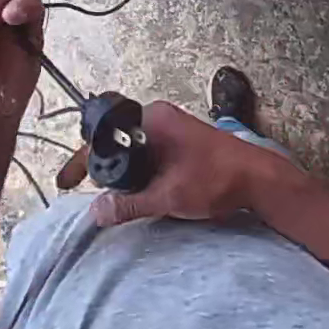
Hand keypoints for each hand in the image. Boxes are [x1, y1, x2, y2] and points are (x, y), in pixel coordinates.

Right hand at [90, 102, 284, 225]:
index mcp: (151, 119)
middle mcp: (158, 116)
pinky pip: (149, 150)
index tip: (67, 181)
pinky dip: (139, 167)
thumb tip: (96, 213)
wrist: (261, 180)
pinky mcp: (181, 137)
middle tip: (91, 190)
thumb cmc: (218, 179)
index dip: (82, 161)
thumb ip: (129, 204)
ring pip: (132, 147)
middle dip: (101, 164)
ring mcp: (171, 125)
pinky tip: (139, 187)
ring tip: (114, 193)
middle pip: (115, 140)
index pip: (103, 137)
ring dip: (122, 168)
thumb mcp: (168, 196)